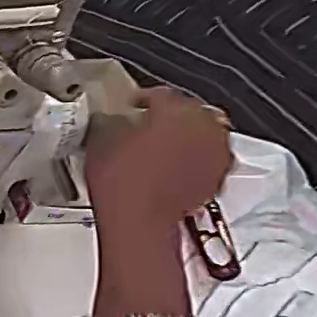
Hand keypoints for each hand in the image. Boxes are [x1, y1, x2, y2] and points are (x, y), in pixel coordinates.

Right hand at [84, 86, 231, 229]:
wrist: (139, 222)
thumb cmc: (122, 182)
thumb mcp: (101, 141)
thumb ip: (109, 122)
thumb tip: (110, 120)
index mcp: (177, 109)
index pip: (161, 94)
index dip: (142, 99)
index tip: (132, 105)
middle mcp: (204, 126)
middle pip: (188, 111)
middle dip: (169, 116)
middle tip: (147, 125)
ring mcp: (214, 154)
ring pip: (203, 133)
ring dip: (185, 136)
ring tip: (162, 146)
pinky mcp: (215, 178)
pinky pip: (206, 159)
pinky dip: (192, 159)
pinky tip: (172, 167)